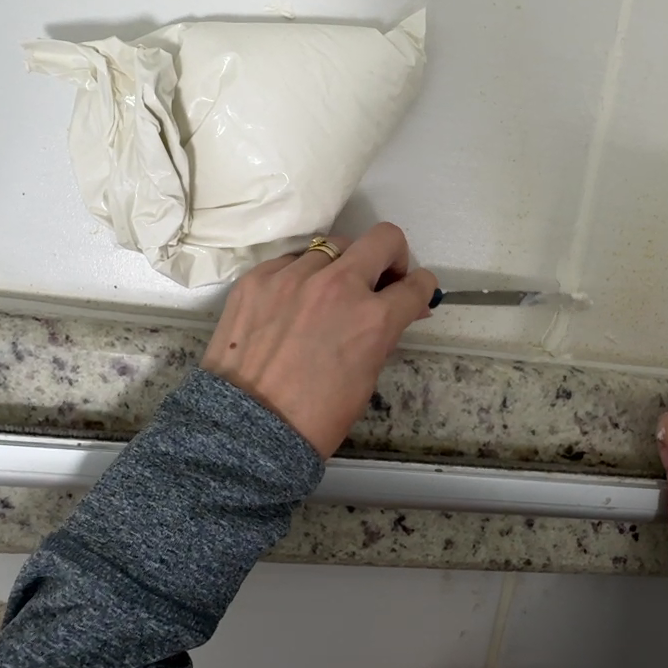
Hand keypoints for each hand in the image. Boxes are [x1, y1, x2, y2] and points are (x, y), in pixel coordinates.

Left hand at [202, 222, 437, 458]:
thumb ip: (385, 333)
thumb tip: (400, 311)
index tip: (414, 291)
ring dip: (341, 265)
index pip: (416, 284)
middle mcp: (338, 286)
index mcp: (373, 318)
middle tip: (380, 280)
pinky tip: (290, 302)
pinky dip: (299, 275)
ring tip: (326, 293)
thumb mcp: (366, 376)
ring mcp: (293, 276)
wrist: (246, 428)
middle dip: (392, 256)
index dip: (421, 288)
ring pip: (333, 245)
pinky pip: (290, 261)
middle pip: (384, 239)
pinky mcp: (258, 277)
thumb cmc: (315, 416)